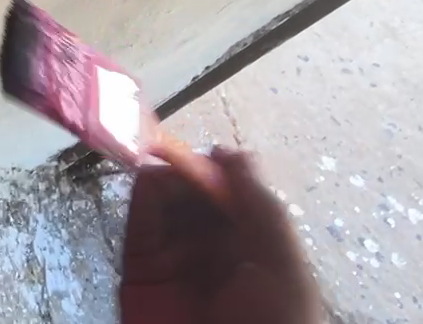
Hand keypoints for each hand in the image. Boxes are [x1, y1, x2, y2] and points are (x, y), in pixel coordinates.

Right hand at [120, 149, 322, 323]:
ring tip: (154, 158)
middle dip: (185, 168)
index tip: (208, 151)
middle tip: (174, 149)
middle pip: (196, 194)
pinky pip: (138, 221)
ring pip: (165, 201)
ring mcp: (176, 256)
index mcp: (257, 251)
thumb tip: (234, 150)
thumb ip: (263, 210)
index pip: (235, 198)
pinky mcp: (141, 264)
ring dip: (160, 175)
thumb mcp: (284, 273)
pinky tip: (145, 178)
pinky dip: (140, 195)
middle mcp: (216, 250)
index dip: (221, 172)